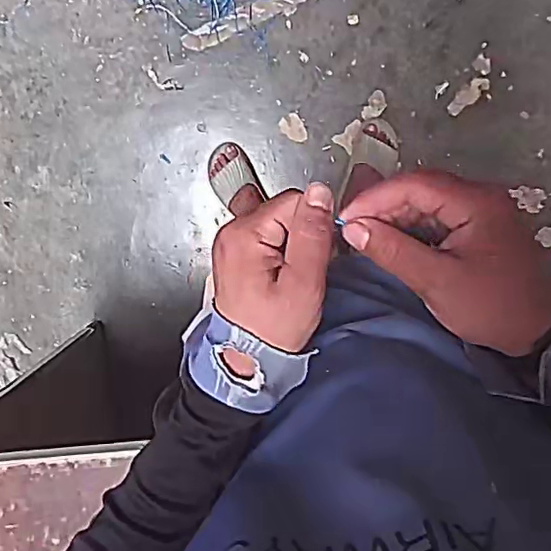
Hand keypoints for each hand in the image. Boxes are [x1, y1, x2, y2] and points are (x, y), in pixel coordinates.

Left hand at [210, 183, 336, 353]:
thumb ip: (313, 234)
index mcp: (244, 234)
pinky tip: (281, 275)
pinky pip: (267, 236)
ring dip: (292, 243)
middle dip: (303, 233)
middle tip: (302, 270)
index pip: (295, 200)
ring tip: (290, 275)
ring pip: (277, 222)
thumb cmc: (272, 329)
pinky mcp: (236, 253)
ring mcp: (231, 242)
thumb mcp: (304, 283)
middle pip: (284, 209)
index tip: (317, 254)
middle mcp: (231, 232)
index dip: (315, 224)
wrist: (247, 357)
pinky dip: (280, 250)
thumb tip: (320, 193)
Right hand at [338, 169, 550, 354]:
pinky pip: (435, 214)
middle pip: (419, 187)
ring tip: (366, 235)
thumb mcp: (437, 281)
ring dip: (393, 215)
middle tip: (352, 228)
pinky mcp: (476, 225)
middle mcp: (480, 197)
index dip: (374, 198)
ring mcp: (480, 210)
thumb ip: (393, 251)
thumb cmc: (491, 307)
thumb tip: (353, 228)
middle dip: (381, 205)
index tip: (345, 219)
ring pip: (425, 200)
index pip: (414, 185)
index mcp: (476, 203)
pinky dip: (409, 224)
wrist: (537, 332)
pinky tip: (391, 240)